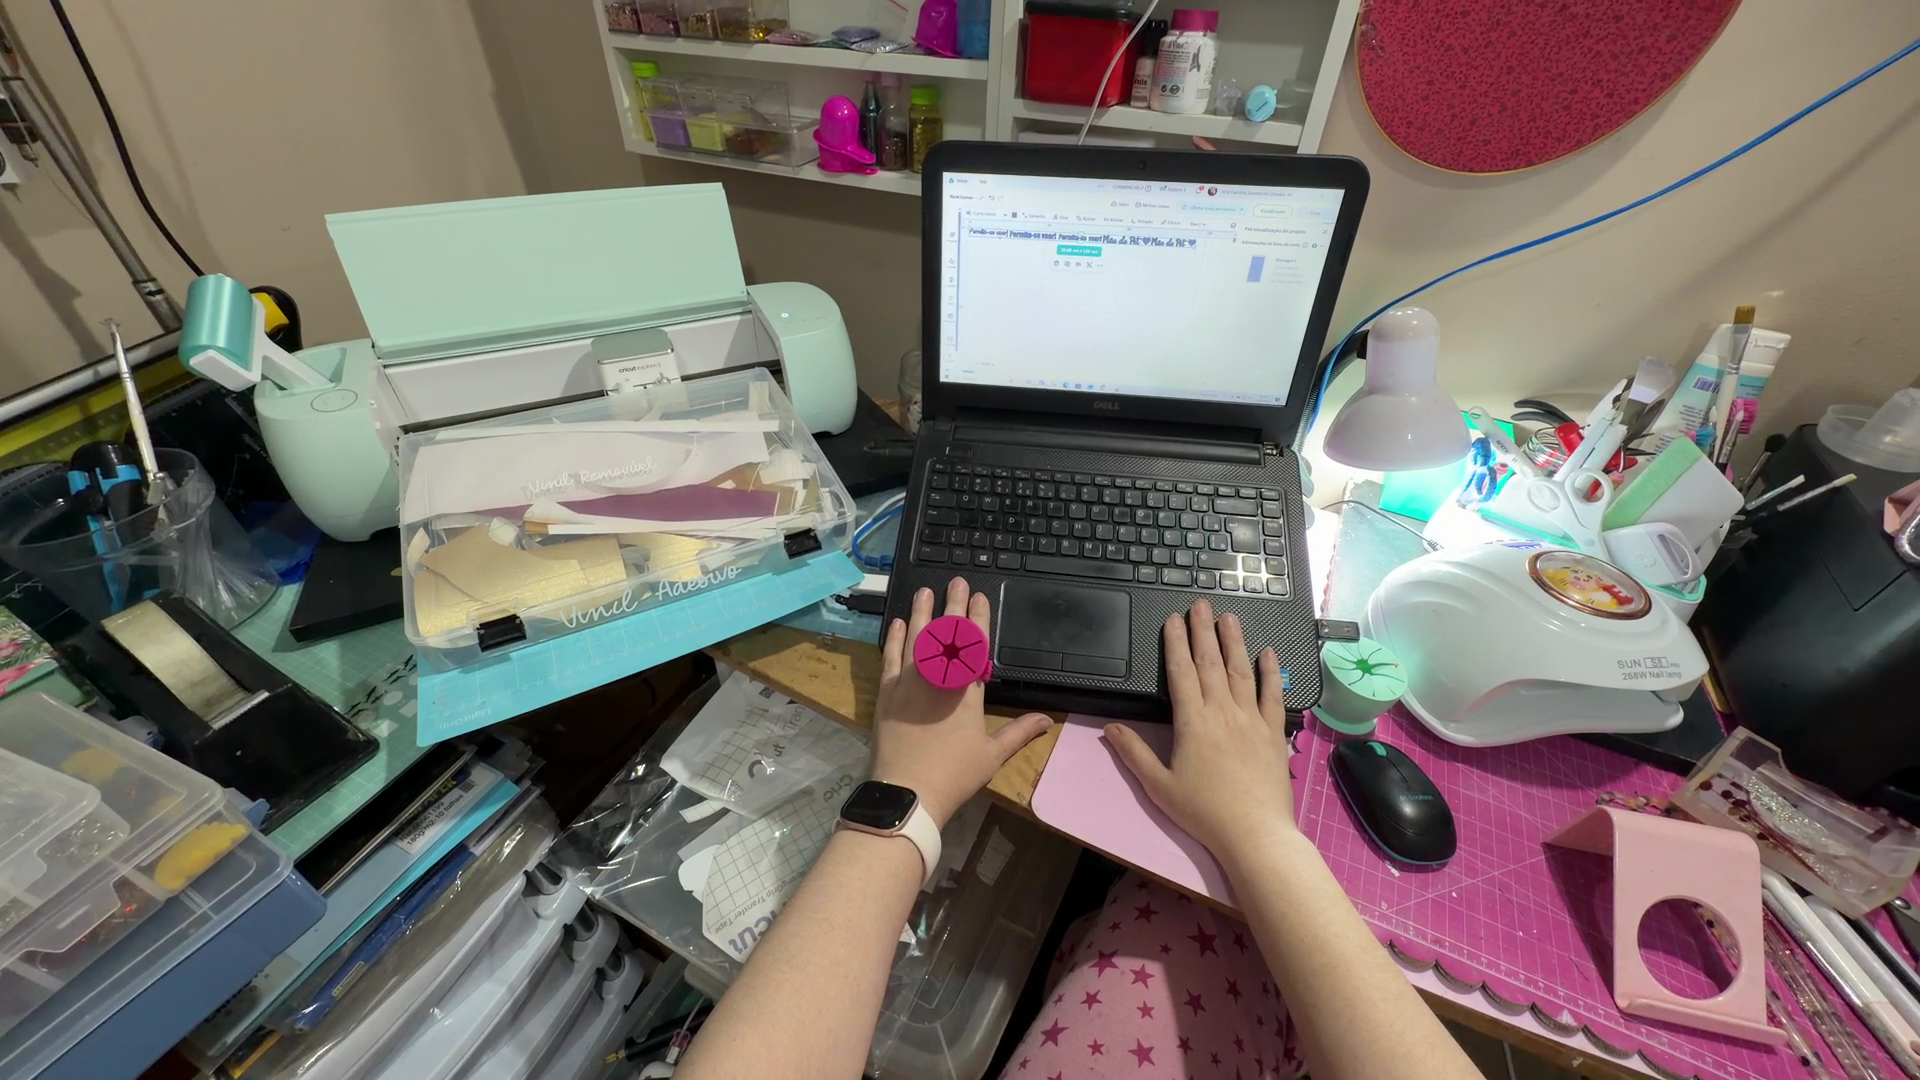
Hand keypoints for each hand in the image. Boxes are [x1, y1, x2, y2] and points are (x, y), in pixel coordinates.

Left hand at [873, 578, 1050, 826]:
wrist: (907, 791)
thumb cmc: (954, 774)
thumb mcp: (992, 755)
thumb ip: (1019, 733)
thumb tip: (1047, 721)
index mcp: (966, 690)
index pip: (975, 645)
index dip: (978, 618)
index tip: (979, 597)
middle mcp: (938, 677)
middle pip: (947, 633)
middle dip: (953, 604)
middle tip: (956, 582)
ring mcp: (909, 681)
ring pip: (916, 637)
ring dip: (921, 612)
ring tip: (925, 591)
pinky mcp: (887, 692)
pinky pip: (890, 657)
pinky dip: (893, 638)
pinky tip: (897, 623)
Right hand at [1104, 599, 1296, 863]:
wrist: (1255, 833)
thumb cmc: (1203, 811)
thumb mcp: (1158, 785)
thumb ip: (1133, 753)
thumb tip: (1109, 727)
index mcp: (1192, 721)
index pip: (1181, 672)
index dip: (1175, 643)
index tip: (1173, 619)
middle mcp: (1222, 712)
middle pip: (1210, 663)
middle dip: (1203, 631)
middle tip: (1200, 604)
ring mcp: (1251, 720)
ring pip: (1241, 672)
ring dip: (1234, 642)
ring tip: (1229, 617)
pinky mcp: (1274, 733)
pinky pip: (1273, 695)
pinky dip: (1271, 672)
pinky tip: (1267, 653)